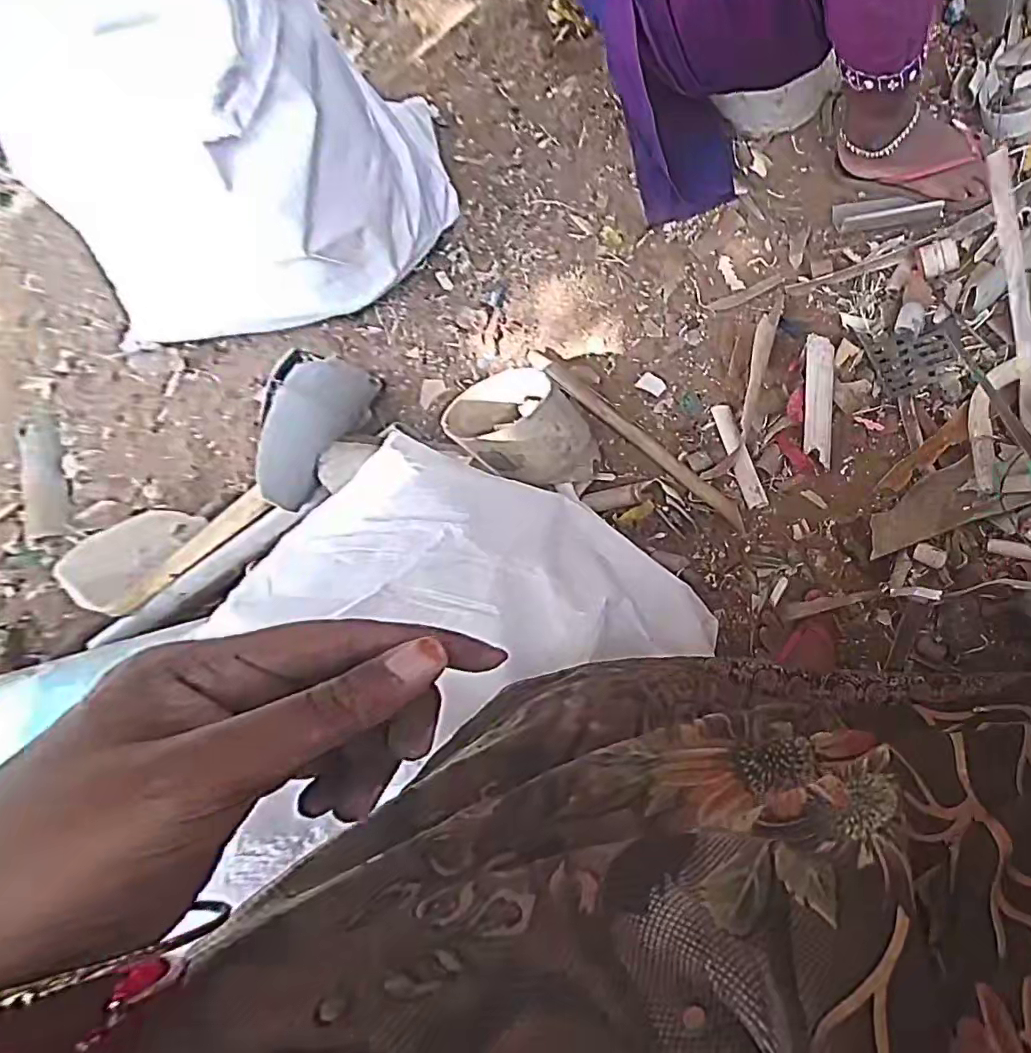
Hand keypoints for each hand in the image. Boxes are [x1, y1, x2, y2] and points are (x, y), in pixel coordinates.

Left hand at [0, 620, 504, 983]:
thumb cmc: (71, 858)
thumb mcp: (206, 776)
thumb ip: (325, 709)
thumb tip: (429, 653)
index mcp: (206, 671)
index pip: (344, 640)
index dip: (423, 645)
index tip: (491, 661)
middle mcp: (224, 691)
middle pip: (352, 680)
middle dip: (389, 718)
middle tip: (403, 763)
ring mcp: (229, 733)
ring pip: (346, 719)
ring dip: (368, 755)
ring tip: (351, 804)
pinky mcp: (237, 773)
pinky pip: (324, 754)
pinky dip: (344, 775)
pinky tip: (330, 806)